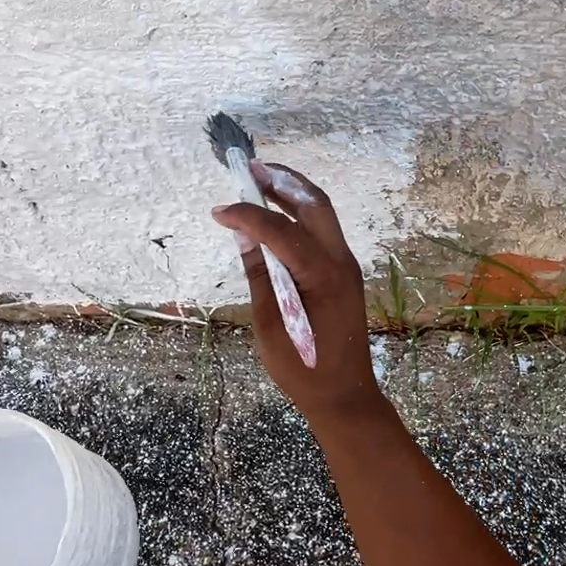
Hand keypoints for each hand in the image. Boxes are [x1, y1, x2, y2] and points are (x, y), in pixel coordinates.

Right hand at [211, 160, 385, 424]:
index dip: (247, 215)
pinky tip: (276, 213)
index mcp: (323, 276)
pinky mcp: (344, 272)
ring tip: (260, 180)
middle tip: (249, 169)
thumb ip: (259, 275)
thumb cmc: (304, 371)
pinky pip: (322, 231)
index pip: (281, 231)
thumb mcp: (271, 325)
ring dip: (292, 192)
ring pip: (322, 213)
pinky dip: (299, 213)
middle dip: (282, 181)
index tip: (218, 211)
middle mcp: (341, 261)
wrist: (346, 396)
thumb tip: (243, 236)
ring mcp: (347, 265)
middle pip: (315, 204)